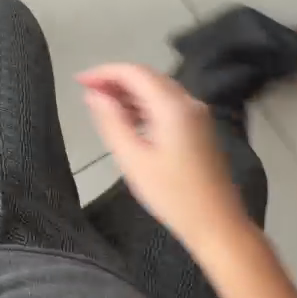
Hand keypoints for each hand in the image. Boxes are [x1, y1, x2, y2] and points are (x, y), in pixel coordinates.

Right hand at [77, 63, 249, 250]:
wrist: (218, 224)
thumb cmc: (172, 195)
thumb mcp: (133, 159)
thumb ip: (111, 122)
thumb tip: (94, 95)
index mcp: (172, 107)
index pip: (133, 72)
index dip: (103, 72)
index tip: (78, 81)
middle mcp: (188, 102)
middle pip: (147, 76)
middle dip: (115, 80)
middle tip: (87, 92)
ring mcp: (197, 115)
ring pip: (157, 89)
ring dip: (128, 92)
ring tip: (101, 105)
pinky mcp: (200, 128)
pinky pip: (167, 104)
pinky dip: (143, 104)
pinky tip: (127, 119)